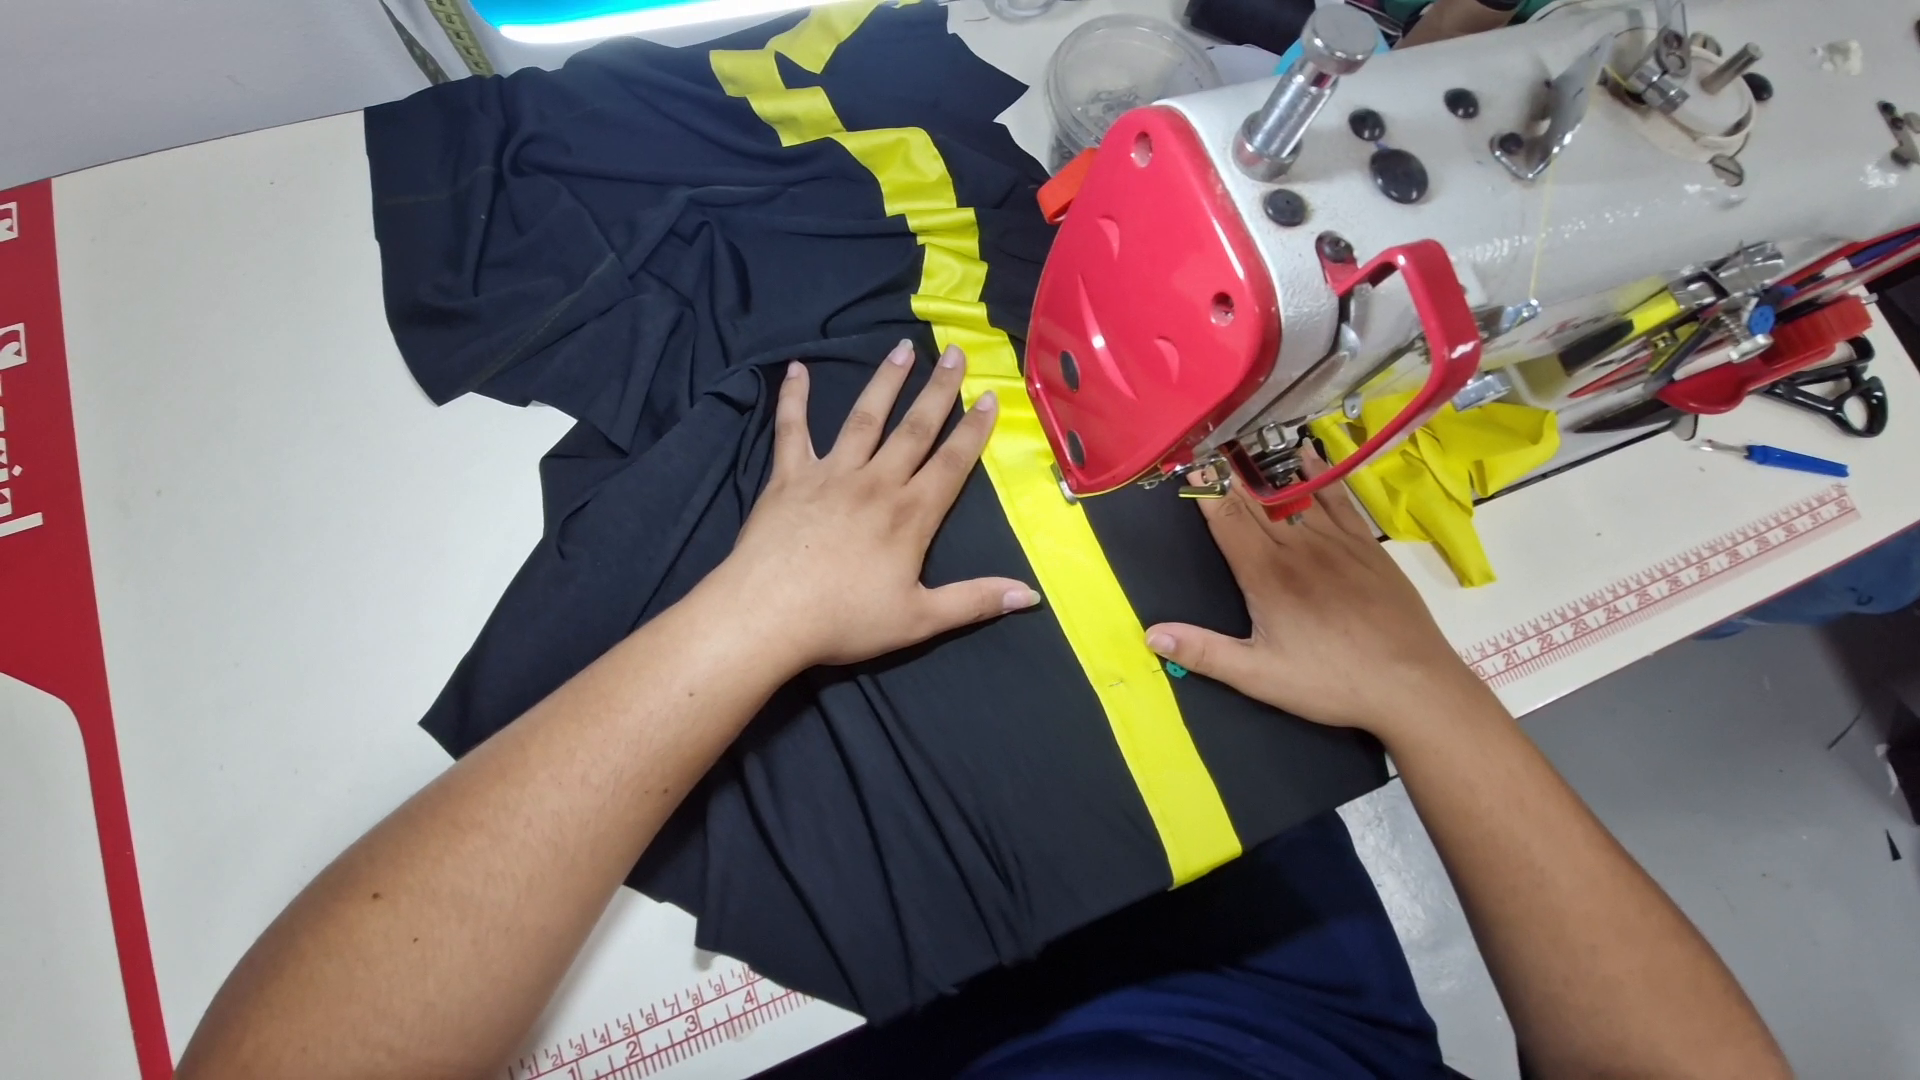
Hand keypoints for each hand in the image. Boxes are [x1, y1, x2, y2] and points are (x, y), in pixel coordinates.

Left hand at [706, 340, 1039, 670]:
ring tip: (902, 349)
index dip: (974, 429)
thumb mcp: (920, 619)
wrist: (768, 615)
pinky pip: (792, 430)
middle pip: (915, 428)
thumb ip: (975, 601)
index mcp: (911, 514)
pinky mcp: (789, 477)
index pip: (952, 463)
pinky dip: (794, 399)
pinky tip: (796, 369)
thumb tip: (1031, 596)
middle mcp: (876, 483)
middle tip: (955, 352)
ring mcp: (830, 474)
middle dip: (938, 390)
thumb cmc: (845, 620)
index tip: (990, 395)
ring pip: (864, 418)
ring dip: (885, 382)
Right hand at [1144, 455, 1490, 739]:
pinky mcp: (1366, 546)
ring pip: (1293, 493)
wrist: (1413, 685)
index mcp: (1267, 575)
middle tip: (1207, 445)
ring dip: (1265, 467)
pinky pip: (1337, 498)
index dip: (1206, 493)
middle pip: (1255, 500)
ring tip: (1244, 441)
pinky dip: (1318, 474)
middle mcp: (1299, 548)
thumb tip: (1151, 634)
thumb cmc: (1330, 682)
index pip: (1227, 521)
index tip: (1187, 468)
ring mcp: (1336, 542)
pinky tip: (1305, 454)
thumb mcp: (1259, 676)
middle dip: (1228, 473)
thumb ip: (1204, 652)